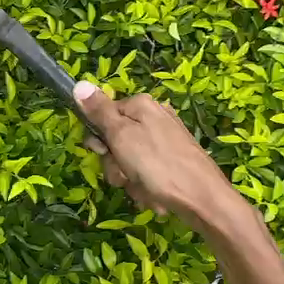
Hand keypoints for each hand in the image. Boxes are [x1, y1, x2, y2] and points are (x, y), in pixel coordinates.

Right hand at [74, 81, 250, 238]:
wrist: (203, 200)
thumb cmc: (158, 165)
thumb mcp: (121, 136)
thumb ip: (99, 112)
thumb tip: (80, 84)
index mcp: (141, 105)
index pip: (102, 116)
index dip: (98, 138)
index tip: (104, 153)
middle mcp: (154, 117)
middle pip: (115, 140)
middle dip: (116, 163)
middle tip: (126, 174)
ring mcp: (165, 140)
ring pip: (128, 160)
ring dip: (129, 179)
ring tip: (143, 187)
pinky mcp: (172, 161)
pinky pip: (145, 172)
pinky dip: (145, 186)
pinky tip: (154, 193)